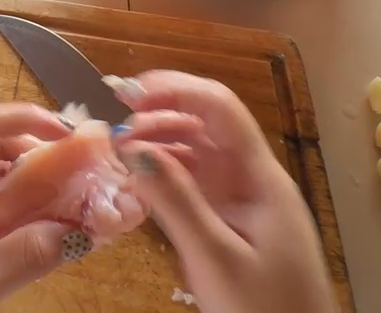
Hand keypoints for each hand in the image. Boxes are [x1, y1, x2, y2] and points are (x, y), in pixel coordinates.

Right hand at [114, 71, 337, 312]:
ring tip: (119, 148)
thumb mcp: (216, 257)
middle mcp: (250, 176)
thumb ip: (176, 200)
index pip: (220, 108)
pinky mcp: (227, 215)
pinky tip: (135, 174)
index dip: (176, 89)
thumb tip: (130, 144)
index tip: (130, 93)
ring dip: (155, 137)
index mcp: (261, 177)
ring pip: (193, 145)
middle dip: (158, 109)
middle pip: (203, 120)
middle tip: (114, 117)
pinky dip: (160, 166)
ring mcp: (239, 195)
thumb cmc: (266, 312)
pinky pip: (189, 175)